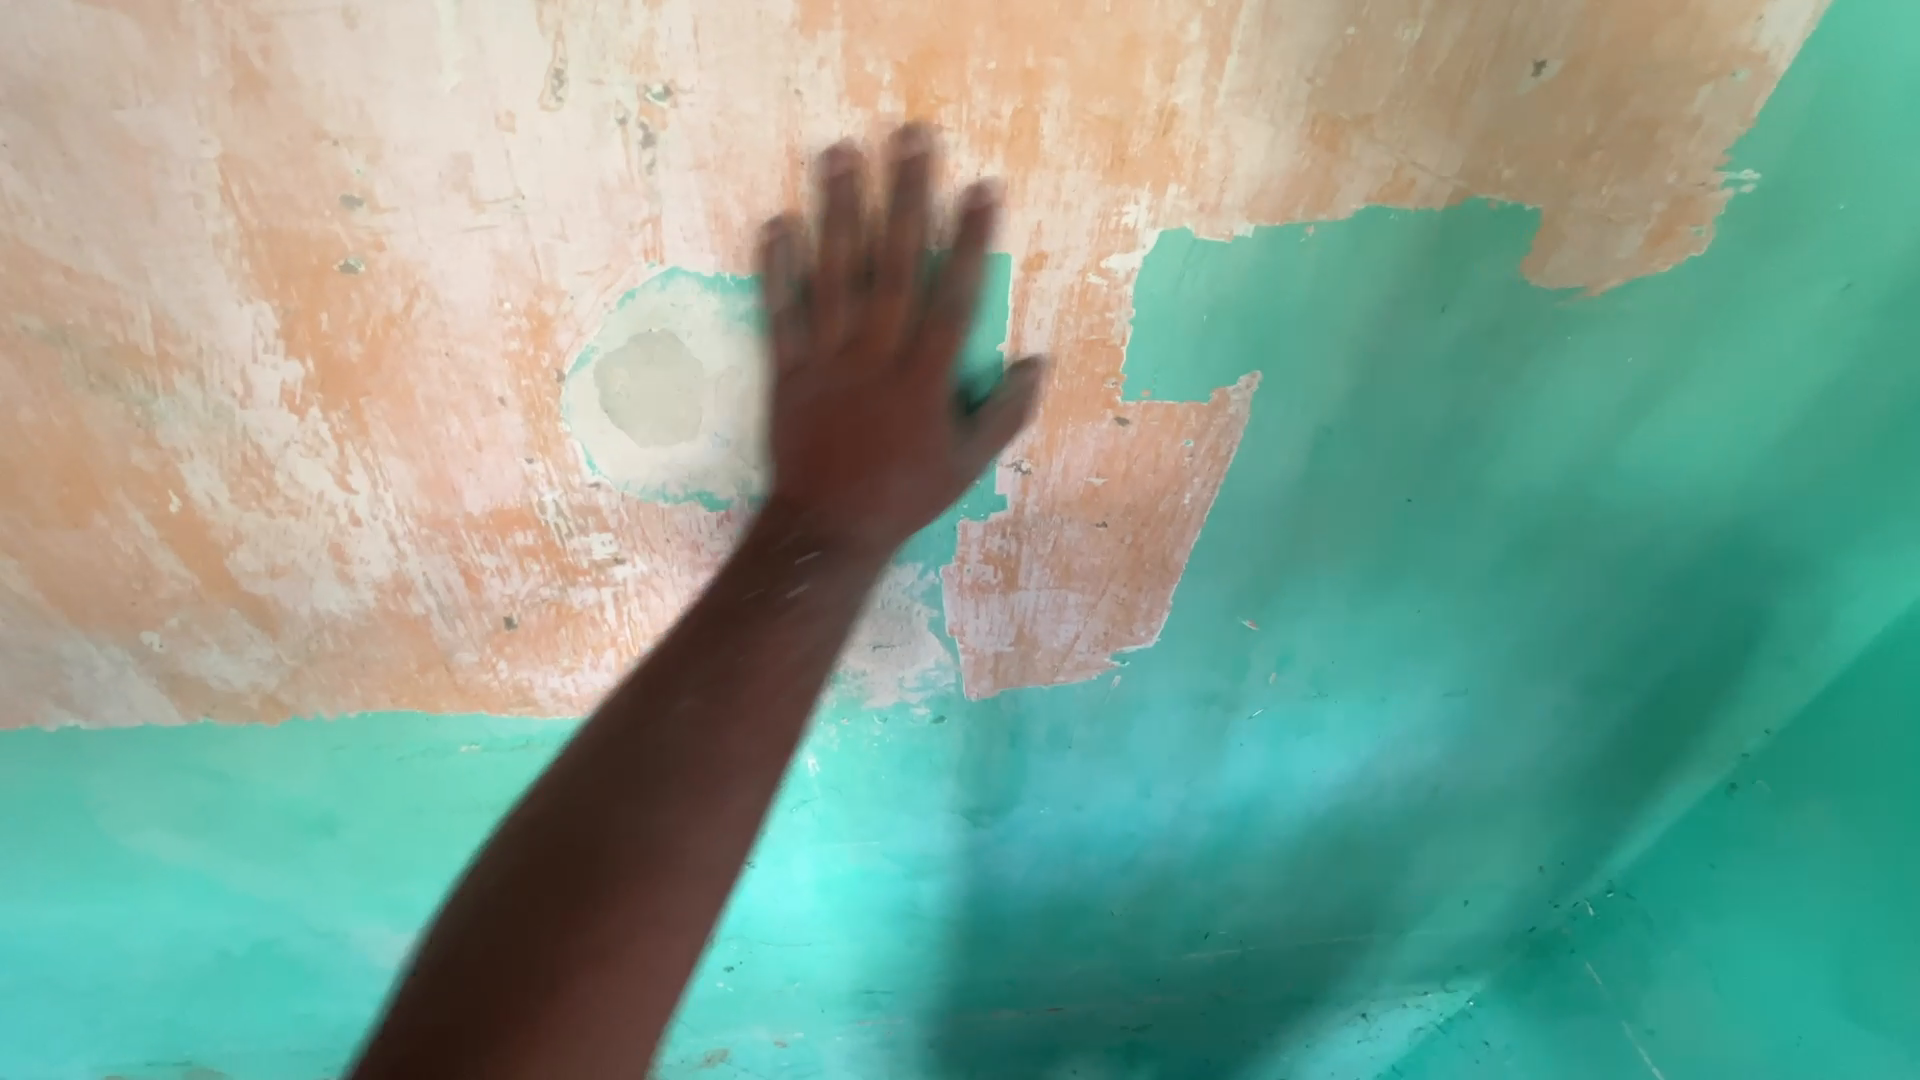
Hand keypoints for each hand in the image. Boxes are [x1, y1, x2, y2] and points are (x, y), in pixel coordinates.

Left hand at [755, 124, 1044, 558]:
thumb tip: (1039, 363)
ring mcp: (826, 361)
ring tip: (840, 153)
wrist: (829, 527)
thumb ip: (1005, 413)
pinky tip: (780, 222)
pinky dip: (777, 269)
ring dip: (838, 212)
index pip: (952, 297)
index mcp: (924, 379)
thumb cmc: (904, 494)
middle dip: (904, 200)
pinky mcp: (785, 371)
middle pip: (892, 267)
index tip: (980, 189)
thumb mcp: (968, 465)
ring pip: (833, 277)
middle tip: (909, 138)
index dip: (968, 241)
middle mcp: (876, 357)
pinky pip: (779, 314)